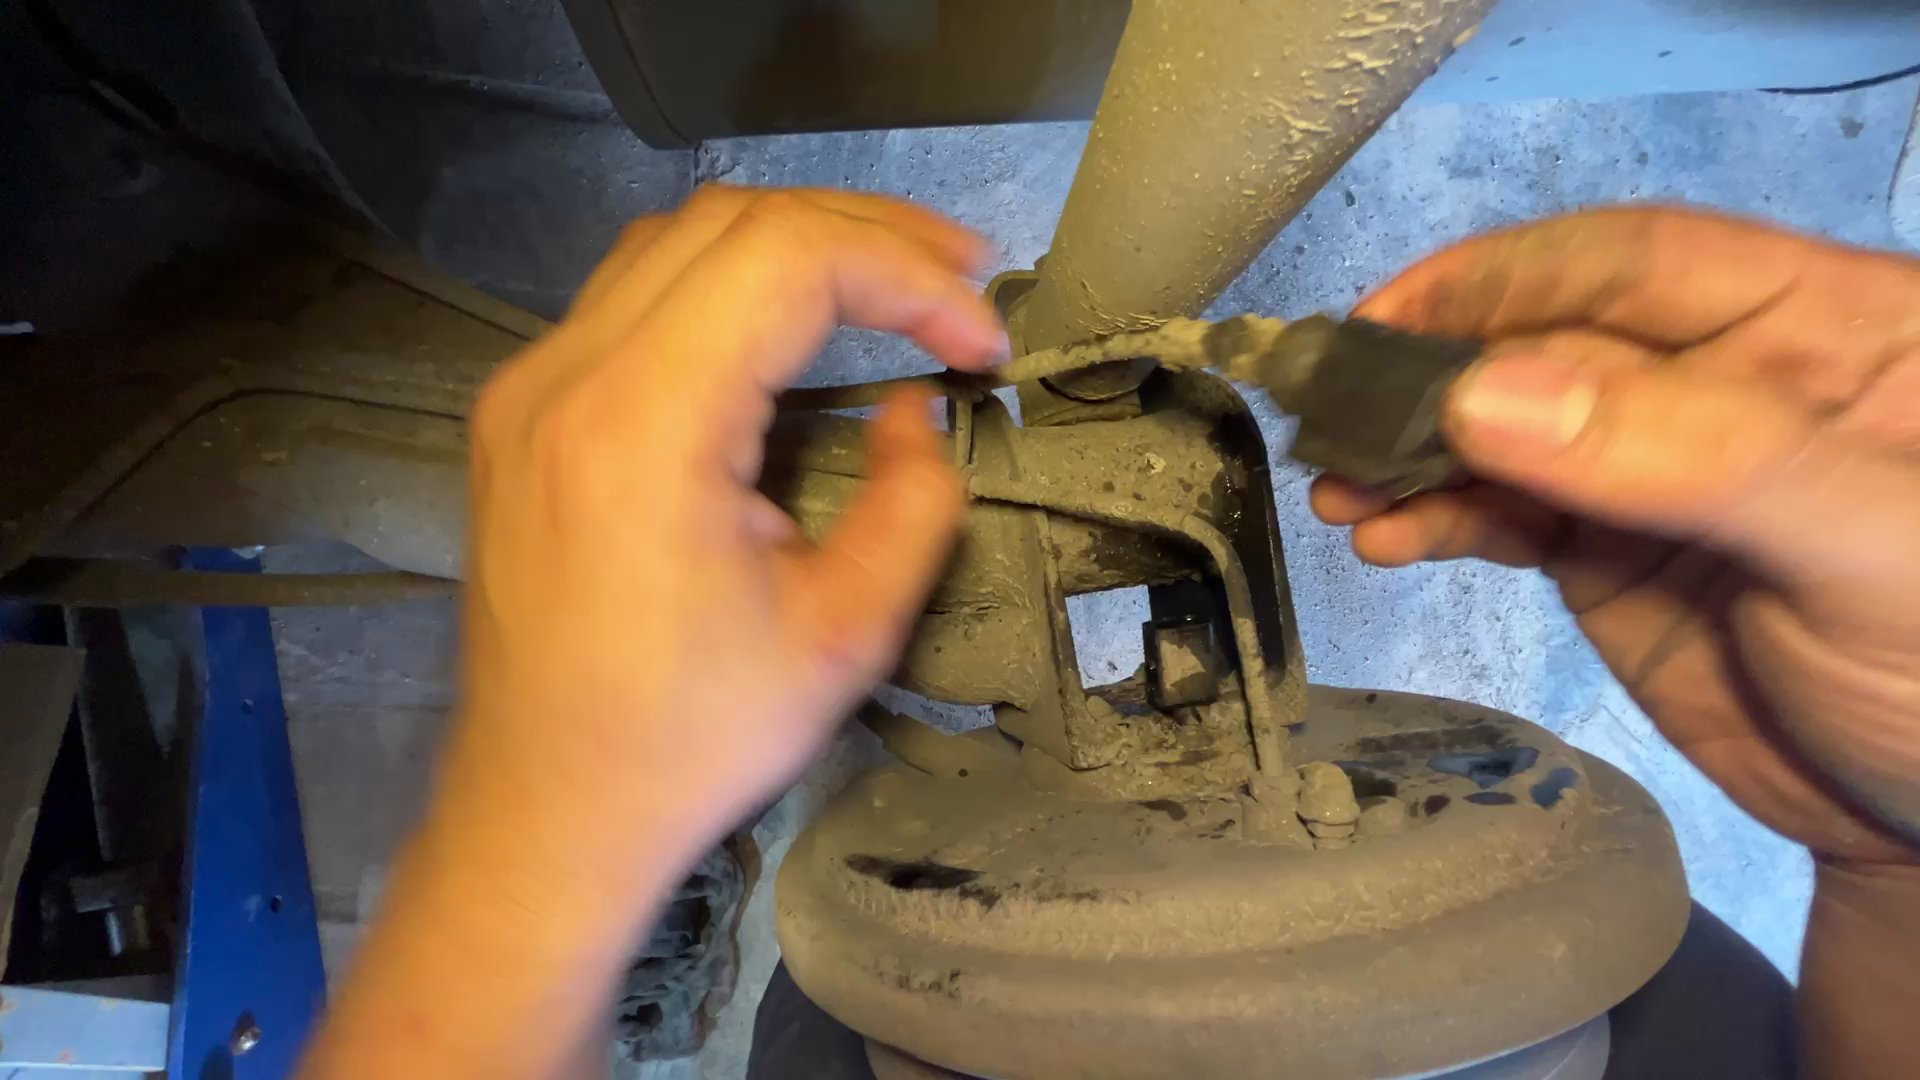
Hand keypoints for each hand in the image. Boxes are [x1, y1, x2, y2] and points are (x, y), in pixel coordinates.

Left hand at [450, 186, 1004, 900]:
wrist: (549, 811)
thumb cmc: (697, 740)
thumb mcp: (846, 634)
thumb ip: (914, 502)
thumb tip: (915, 410)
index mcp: (643, 426)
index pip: (790, 263)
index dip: (910, 280)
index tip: (982, 343)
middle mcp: (567, 376)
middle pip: (736, 223)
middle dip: (871, 234)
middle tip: (964, 272)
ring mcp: (532, 386)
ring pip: (683, 240)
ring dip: (803, 244)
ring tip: (897, 278)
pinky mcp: (530, 412)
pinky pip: (642, 294)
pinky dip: (738, 282)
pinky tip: (795, 320)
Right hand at [1313, 206, 1919, 866]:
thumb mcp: (1876, 552)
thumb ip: (1690, 456)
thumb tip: (1477, 398)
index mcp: (1818, 331)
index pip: (1628, 264)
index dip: (1494, 280)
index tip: (1375, 325)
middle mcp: (1707, 385)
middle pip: (1528, 353)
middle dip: (1418, 387)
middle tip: (1325, 424)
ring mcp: (1633, 471)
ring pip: (1489, 437)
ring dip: (1402, 461)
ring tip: (1334, 495)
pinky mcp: (1586, 546)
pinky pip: (1486, 515)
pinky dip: (1425, 523)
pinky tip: (1382, 542)